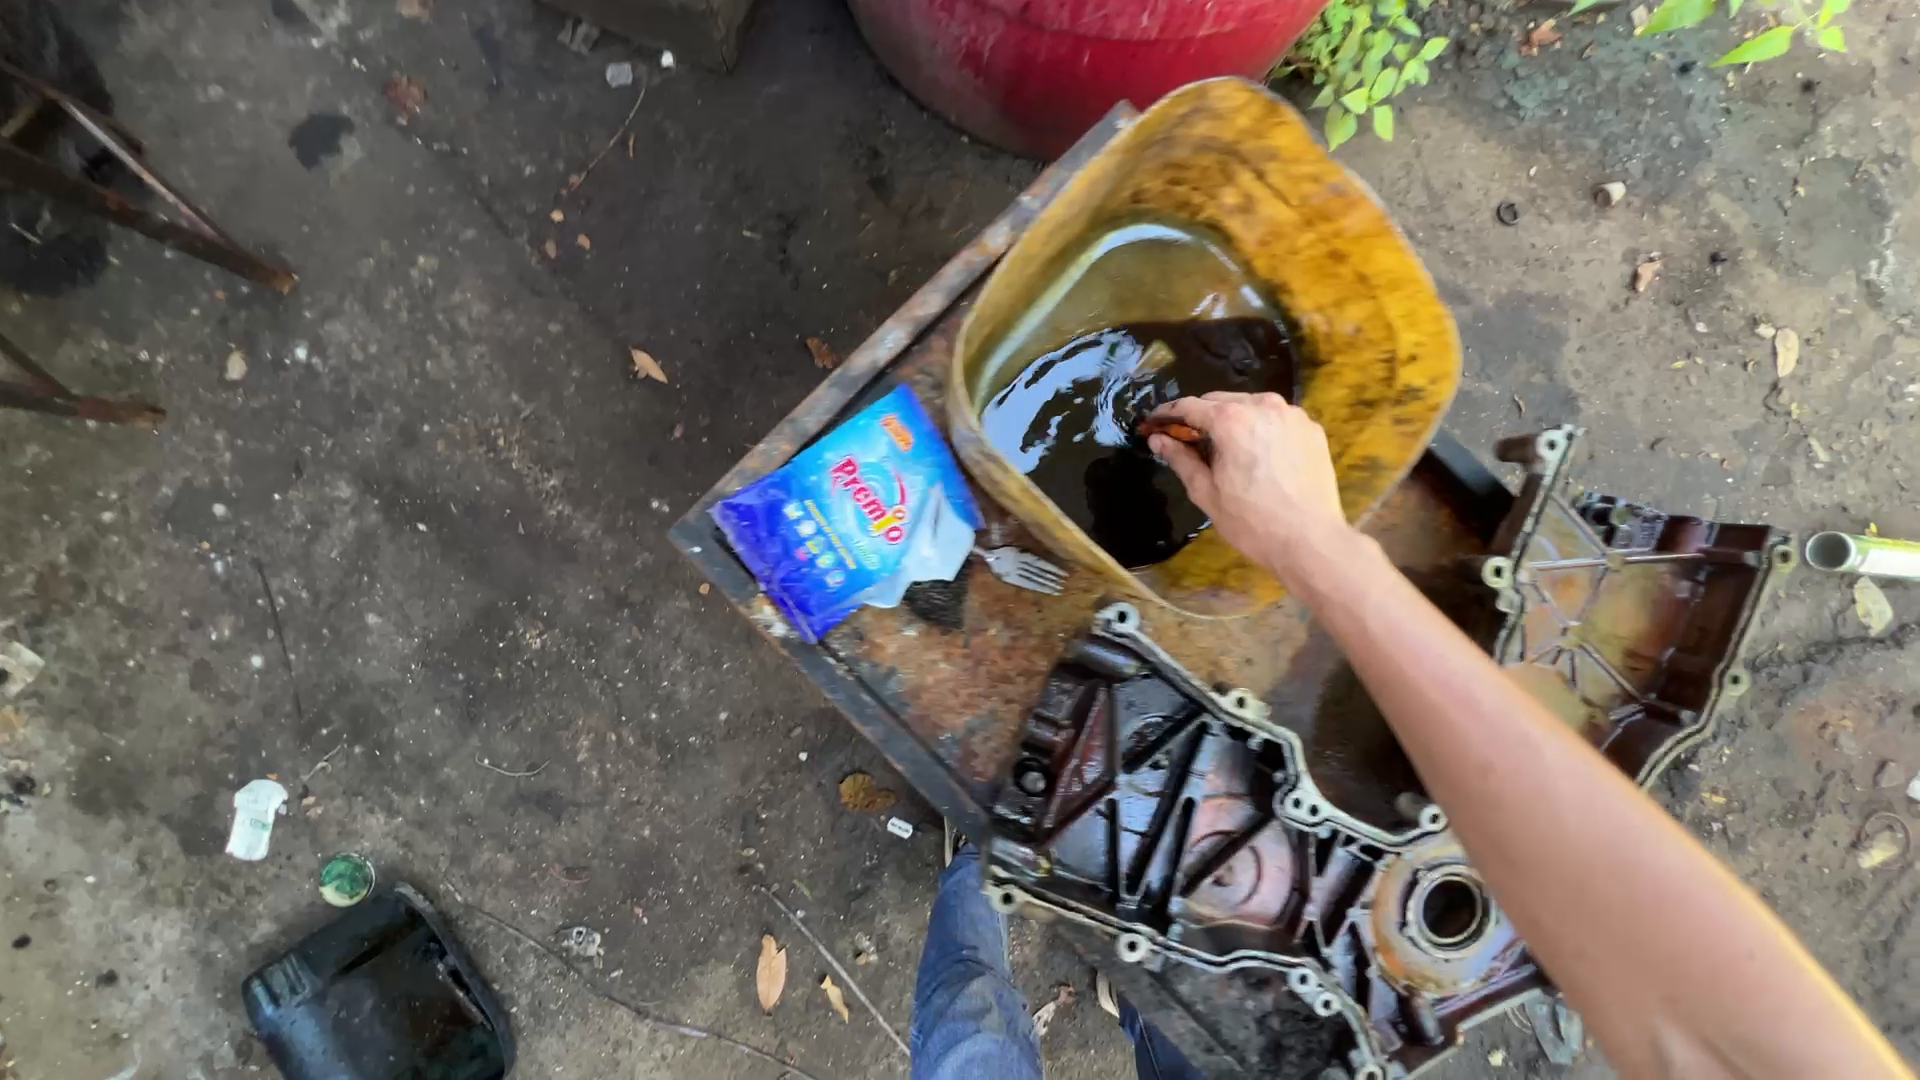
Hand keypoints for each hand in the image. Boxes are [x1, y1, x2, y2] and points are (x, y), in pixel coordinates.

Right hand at [1146, 392, 1348, 580]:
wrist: (1309, 540)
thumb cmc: (1251, 521)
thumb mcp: (1206, 492)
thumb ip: (1180, 459)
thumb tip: (1157, 439)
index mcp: (1231, 420)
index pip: (1190, 406)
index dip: (1167, 414)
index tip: (1153, 423)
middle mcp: (1263, 406)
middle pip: (1220, 400)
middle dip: (1200, 416)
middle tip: (1186, 439)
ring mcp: (1292, 415)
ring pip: (1250, 405)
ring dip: (1231, 418)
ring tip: (1223, 446)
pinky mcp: (1311, 428)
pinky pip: (1276, 418)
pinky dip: (1259, 427)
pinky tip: (1256, 452)